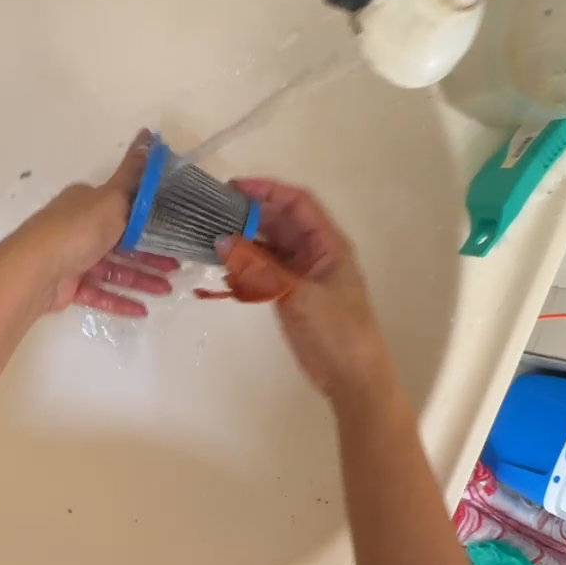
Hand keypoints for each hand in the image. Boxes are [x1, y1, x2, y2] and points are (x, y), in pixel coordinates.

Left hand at [1, 131, 177, 317]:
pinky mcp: (70, 286)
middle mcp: (80, 229)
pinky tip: (142, 310)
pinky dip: (120, 301)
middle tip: (176, 266)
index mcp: (88, 204)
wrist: (36, 270)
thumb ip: (133, 174)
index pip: (123, 209)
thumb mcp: (112, 197)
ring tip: (167, 290)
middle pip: (123, 242)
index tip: (174, 232)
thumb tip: (148, 134)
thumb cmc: (77, 230)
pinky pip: (100, 293)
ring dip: (141, 279)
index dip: (150, 221)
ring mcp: (74, 259)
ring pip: (114, 269)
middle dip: (151, 255)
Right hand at [197, 178, 393, 401]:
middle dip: (249, 216)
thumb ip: (260, 268)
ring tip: (213, 241)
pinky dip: (246, 270)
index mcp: (328, 244)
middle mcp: (314, 254)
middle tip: (213, 216)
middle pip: (280, 223)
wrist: (352, 375)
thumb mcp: (298, 294)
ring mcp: (301, 276)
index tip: (233, 188)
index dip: (267, 191)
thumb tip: (222, 242)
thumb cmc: (336, 330)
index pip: (297, 203)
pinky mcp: (290, 297)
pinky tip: (227, 273)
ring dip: (244, 244)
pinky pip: (264, 274)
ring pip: (269, 249)